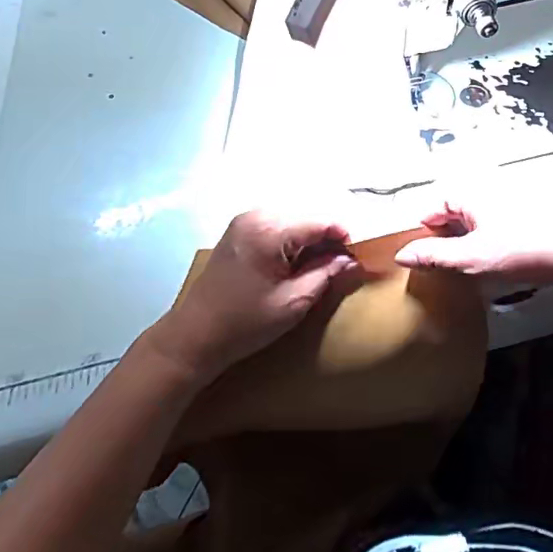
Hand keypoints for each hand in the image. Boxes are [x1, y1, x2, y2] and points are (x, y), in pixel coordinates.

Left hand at [145, 211, 356, 381]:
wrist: (194, 336)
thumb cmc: (246, 323)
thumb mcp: (294, 302)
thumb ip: (326, 274)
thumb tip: (352, 260)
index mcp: (269, 230)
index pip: (319, 222)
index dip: (343, 238)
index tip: (357, 257)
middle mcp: (256, 215)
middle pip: (305, 217)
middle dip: (326, 238)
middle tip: (340, 263)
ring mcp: (244, 221)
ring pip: (292, 220)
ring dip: (308, 238)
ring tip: (319, 266)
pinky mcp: (238, 231)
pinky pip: (275, 226)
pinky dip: (290, 239)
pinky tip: (294, 263)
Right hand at [392, 203, 552, 296]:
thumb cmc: (525, 249)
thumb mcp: (472, 258)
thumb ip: (435, 256)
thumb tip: (403, 255)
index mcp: (471, 193)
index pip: (434, 207)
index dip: (426, 233)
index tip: (425, 257)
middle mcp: (489, 189)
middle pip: (456, 212)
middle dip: (449, 238)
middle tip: (450, 265)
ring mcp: (512, 199)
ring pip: (478, 220)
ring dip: (472, 240)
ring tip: (476, 266)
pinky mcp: (531, 213)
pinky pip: (499, 224)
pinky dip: (493, 240)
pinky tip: (502, 261)